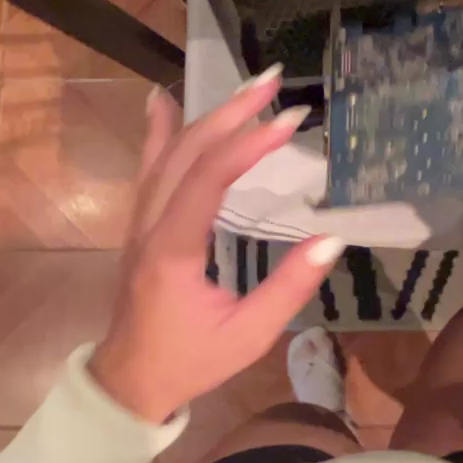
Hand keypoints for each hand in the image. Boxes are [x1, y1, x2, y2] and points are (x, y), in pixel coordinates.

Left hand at [89, 69, 345, 422]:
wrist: (130, 379)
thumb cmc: (191, 360)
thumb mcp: (248, 336)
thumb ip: (289, 289)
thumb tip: (332, 239)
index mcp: (173, 250)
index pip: (210, 178)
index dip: (249, 144)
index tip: (291, 120)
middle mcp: (149, 224)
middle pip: (187, 151)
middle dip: (231, 112)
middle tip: (272, 82)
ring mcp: (139, 220)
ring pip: (166, 153)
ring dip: (206, 115)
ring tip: (243, 87)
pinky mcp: (139, 223)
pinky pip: (149, 167)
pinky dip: (159, 130)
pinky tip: (160, 100)